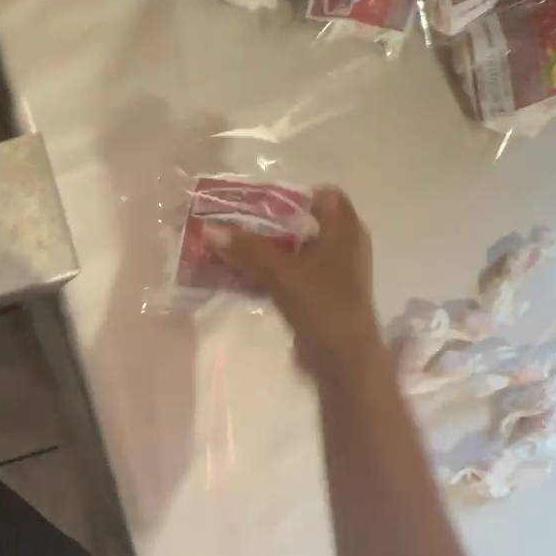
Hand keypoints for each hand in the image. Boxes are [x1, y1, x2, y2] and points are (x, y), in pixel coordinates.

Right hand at [201, 187, 385, 381]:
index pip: (323, 196)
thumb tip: (210, 230)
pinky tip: (240, 280)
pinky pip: (289, 277)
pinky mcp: (318, 297)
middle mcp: (341, 247)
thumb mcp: (282, 273)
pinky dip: (267, 275)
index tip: (256, 205)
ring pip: (292, 254)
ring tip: (228, 253)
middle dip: (267, 227)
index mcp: (345, 231)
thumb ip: (248, 250)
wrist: (342, 358)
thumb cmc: (322, 305)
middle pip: (302, 226)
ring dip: (263, 254)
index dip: (291, 196)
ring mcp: (330, 274)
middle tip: (233, 228)